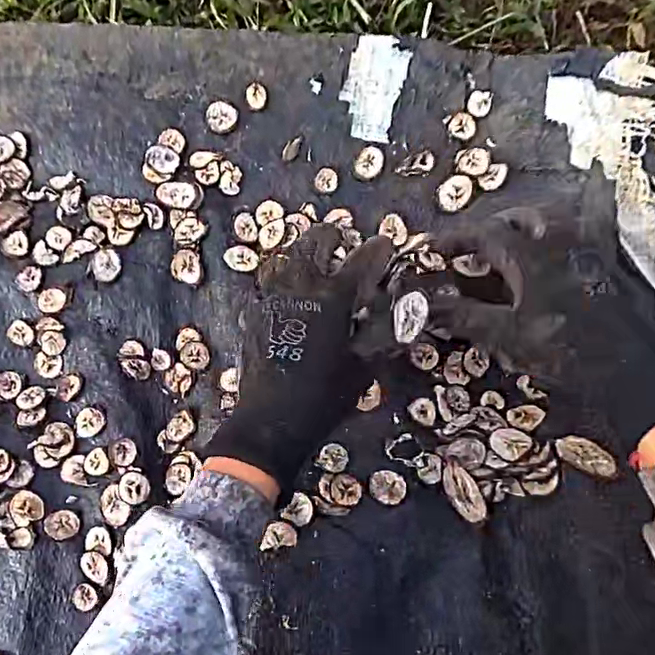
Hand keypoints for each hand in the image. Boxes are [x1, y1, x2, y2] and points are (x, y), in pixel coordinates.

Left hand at [205, 224, 393, 499]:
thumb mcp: (363, 366)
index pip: (361, 261)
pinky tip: (285, 287)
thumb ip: (382, 333)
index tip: (386, 245)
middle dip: (330, 236)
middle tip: (339, 235)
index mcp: (332, 298)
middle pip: (313, 245)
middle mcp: (299, 289)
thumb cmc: (323, 397)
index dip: (377, 250)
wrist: (271, 419)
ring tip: (311, 254)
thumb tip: (402, 311)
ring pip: (283, 261)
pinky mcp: (252, 316)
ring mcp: (270, 300)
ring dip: (299, 252)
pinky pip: (265, 286)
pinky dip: (277, 279)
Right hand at [425, 206, 654, 457]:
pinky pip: (596, 227)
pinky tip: (572, 233)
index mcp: (531, 257)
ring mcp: (593, 252)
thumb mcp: (506, 336)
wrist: (635, 369)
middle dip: (493, 226)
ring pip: (560, 219)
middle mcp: (563, 244)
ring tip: (514, 241)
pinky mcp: (613, 266)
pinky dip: (580, 219)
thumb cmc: (567, 350)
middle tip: (474, 246)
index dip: (455, 239)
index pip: (484, 234)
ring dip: (531, 225)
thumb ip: (463, 316)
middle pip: (523, 217)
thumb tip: (422, 306)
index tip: (434, 248)